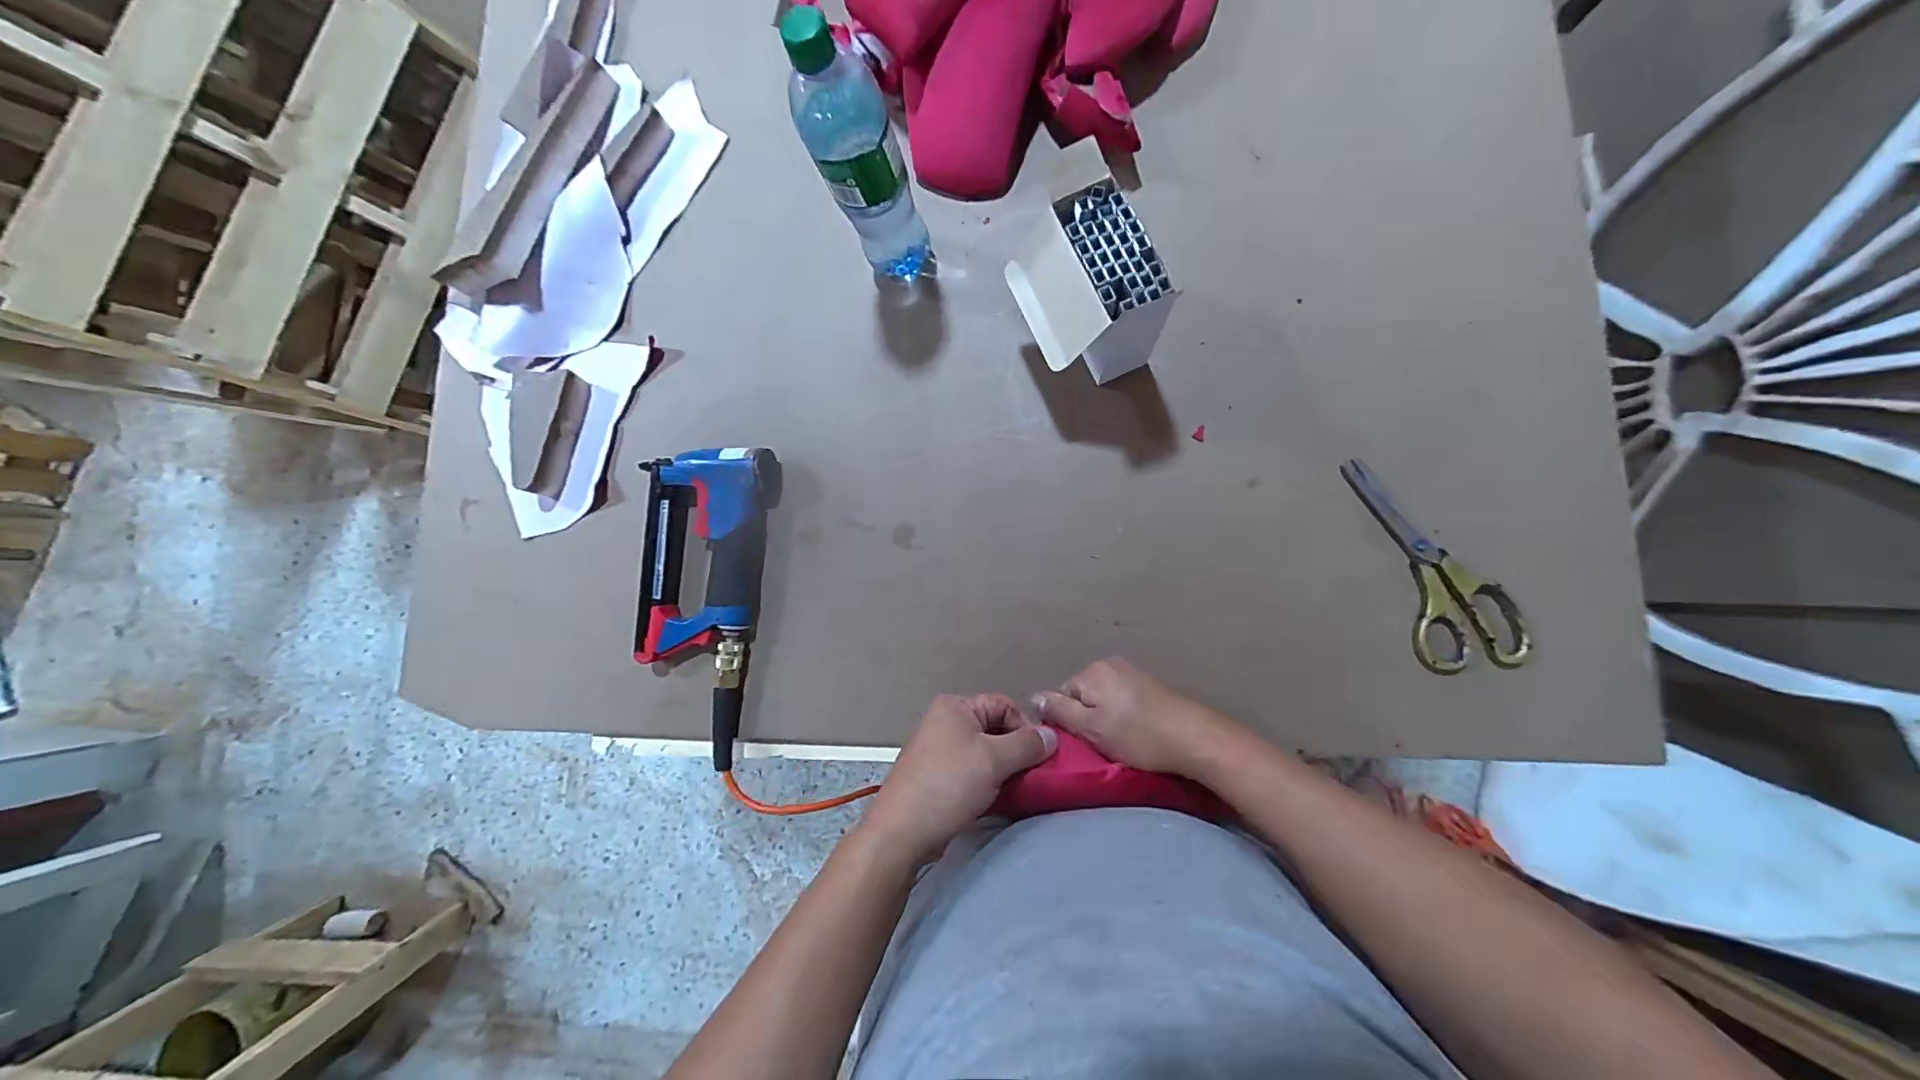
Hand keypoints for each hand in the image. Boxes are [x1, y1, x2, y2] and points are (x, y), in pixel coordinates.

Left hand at [858, 693, 1056, 865]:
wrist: (903, 832)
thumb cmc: (948, 786)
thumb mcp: (994, 760)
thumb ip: (1027, 745)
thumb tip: (1052, 735)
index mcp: (954, 707)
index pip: (1004, 705)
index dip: (1026, 727)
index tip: (1040, 755)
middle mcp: (945, 722)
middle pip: (995, 728)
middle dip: (1016, 750)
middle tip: (1032, 774)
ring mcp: (939, 751)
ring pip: (985, 753)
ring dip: (1004, 769)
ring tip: (1016, 788)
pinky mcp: (938, 777)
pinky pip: (972, 772)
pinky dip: (988, 782)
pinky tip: (998, 799)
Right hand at [1033, 657, 1241, 778]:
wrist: (1195, 739)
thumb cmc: (1137, 736)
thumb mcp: (1090, 728)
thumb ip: (1059, 711)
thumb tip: (1035, 697)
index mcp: (1092, 671)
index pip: (1061, 695)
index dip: (1067, 721)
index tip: (1082, 742)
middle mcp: (1111, 665)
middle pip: (1083, 695)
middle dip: (1087, 718)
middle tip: (1101, 744)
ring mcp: (1134, 674)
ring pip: (1105, 700)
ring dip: (1107, 720)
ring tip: (1121, 742)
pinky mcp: (1152, 688)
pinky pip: (1124, 702)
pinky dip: (1126, 718)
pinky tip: (1138, 735)